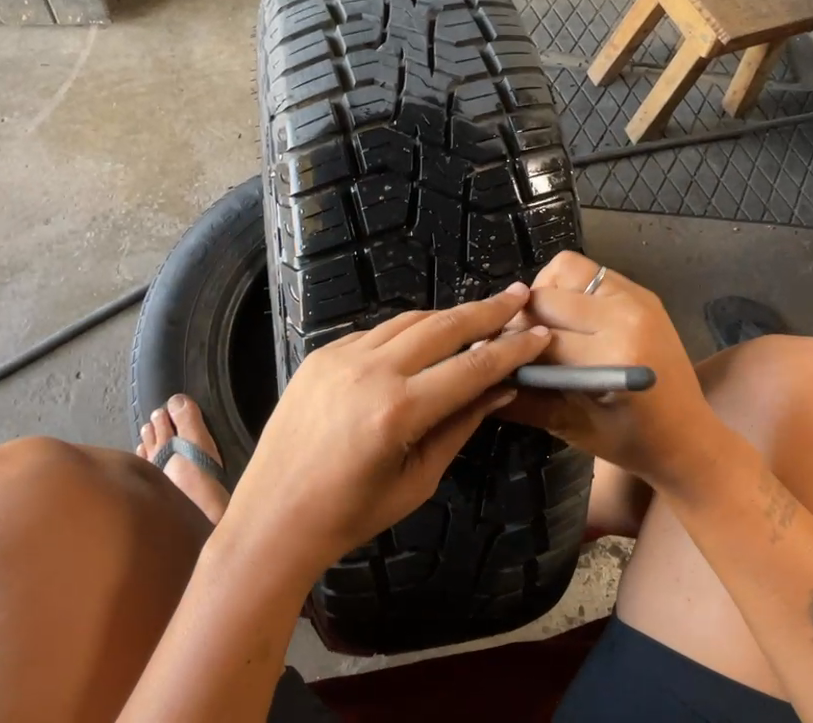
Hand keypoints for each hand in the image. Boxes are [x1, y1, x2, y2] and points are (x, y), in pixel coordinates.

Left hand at [223, 284, 552, 575]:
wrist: (273, 516)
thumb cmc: (350, 514)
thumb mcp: (417, 480)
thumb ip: (459, 427)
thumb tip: (498, 388)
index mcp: (398, 410)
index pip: (471, 367)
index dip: (511, 349)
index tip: (539, 332)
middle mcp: (370, 371)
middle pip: (442, 327)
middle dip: (485, 310)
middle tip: (517, 296)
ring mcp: (340, 356)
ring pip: (407, 322)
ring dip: (446, 317)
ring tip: (478, 315)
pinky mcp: (320, 354)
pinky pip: (374, 333)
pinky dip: (405, 333)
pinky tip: (422, 342)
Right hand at [496, 252, 723, 490]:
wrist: (690, 438)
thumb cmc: (632, 442)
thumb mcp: (572, 427)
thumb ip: (525, 399)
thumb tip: (478, 380)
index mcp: (613, 353)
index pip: (539, 333)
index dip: (511, 345)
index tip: (494, 356)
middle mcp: (626, 314)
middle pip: (547, 295)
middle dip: (523, 319)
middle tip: (516, 344)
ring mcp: (637, 298)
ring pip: (566, 269)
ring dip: (546, 294)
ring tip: (544, 326)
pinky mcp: (641, 293)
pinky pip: (590, 273)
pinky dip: (569, 289)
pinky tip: (568, 321)